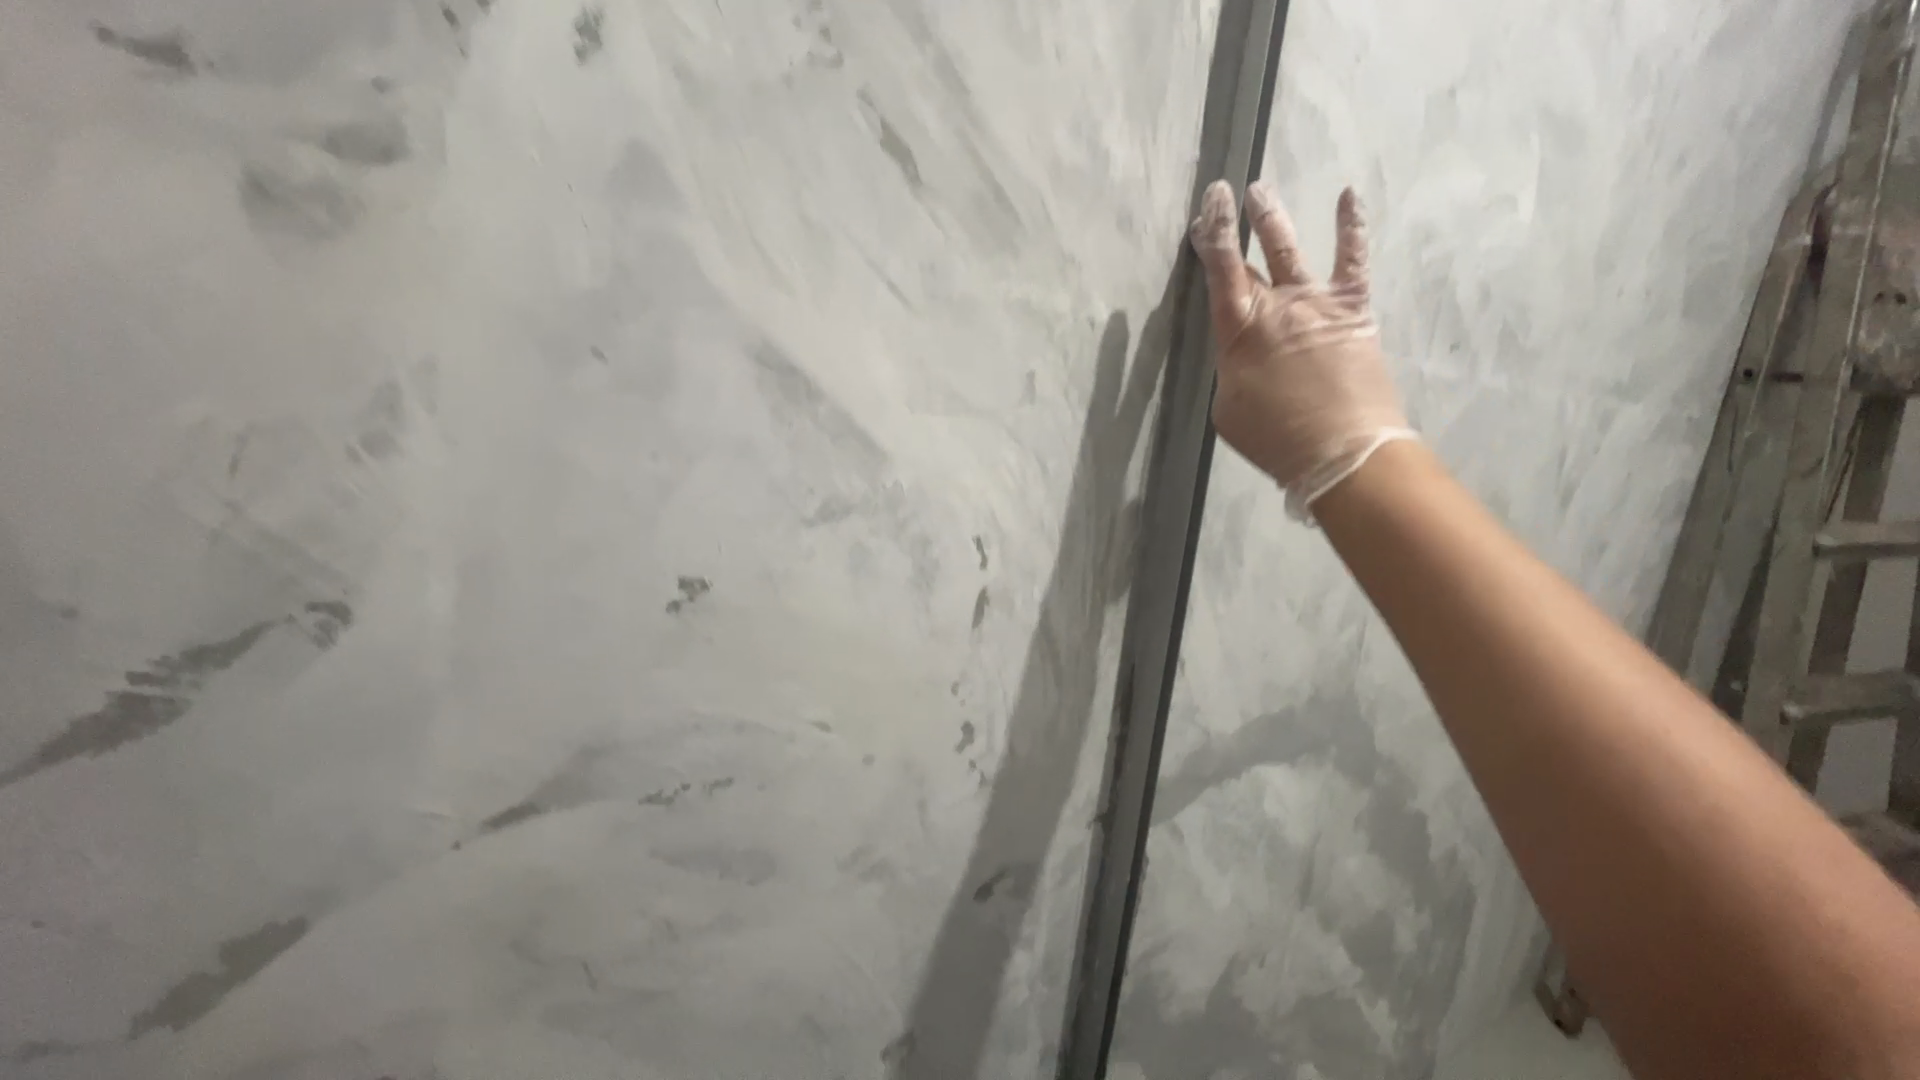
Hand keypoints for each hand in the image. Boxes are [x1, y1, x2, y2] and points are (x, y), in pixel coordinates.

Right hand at [1189, 179, 1415, 518]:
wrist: (1343, 450)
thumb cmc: (1275, 437)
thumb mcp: (1228, 407)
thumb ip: (1232, 370)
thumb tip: (1246, 354)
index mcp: (1240, 331)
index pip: (1220, 271)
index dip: (1211, 236)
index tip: (1206, 207)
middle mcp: (1277, 306)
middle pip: (1248, 259)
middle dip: (1230, 226)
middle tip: (1224, 196)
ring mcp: (1317, 303)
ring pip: (1291, 250)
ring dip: (1272, 219)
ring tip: (1261, 191)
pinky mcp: (1353, 310)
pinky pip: (1353, 260)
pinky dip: (1351, 227)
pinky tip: (1348, 195)